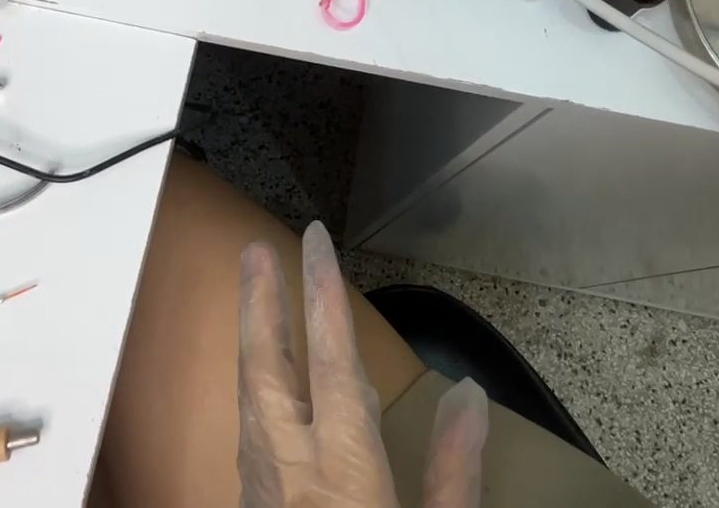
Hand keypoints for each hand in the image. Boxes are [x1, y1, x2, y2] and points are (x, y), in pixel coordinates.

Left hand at [238, 221, 487, 507]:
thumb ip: (453, 472)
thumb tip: (470, 394)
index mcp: (341, 467)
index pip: (331, 358)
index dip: (323, 289)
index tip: (315, 237)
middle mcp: (288, 463)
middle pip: (265, 367)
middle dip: (260, 302)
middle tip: (254, 249)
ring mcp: (258, 483)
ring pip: (250, 394)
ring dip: (255, 336)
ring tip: (257, 292)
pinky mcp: (248, 502)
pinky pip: (251, 426)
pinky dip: (259, 384)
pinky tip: (269, 375)